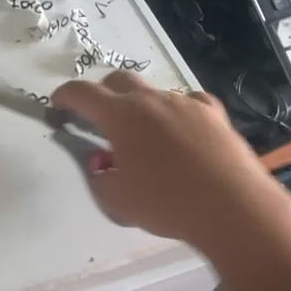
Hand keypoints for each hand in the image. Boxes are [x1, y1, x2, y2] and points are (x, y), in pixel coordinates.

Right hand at [51, 73, 279, 249]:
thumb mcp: (117, 201)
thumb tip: (99, 164)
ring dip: (141, 106)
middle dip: (102, 93)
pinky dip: (179, 110)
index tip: (56, 105)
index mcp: (119, 114)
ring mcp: (184, 103)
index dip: (64, 96)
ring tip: (145, 134)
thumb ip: (98, 178)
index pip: (81, 93)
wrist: (235, 209)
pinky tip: (183, 127)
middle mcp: (149, 99)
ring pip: (154, 92)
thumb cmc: (167, 203)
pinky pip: (190, 101)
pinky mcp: (214, 115)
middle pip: (117, 80)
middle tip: (98, 117)